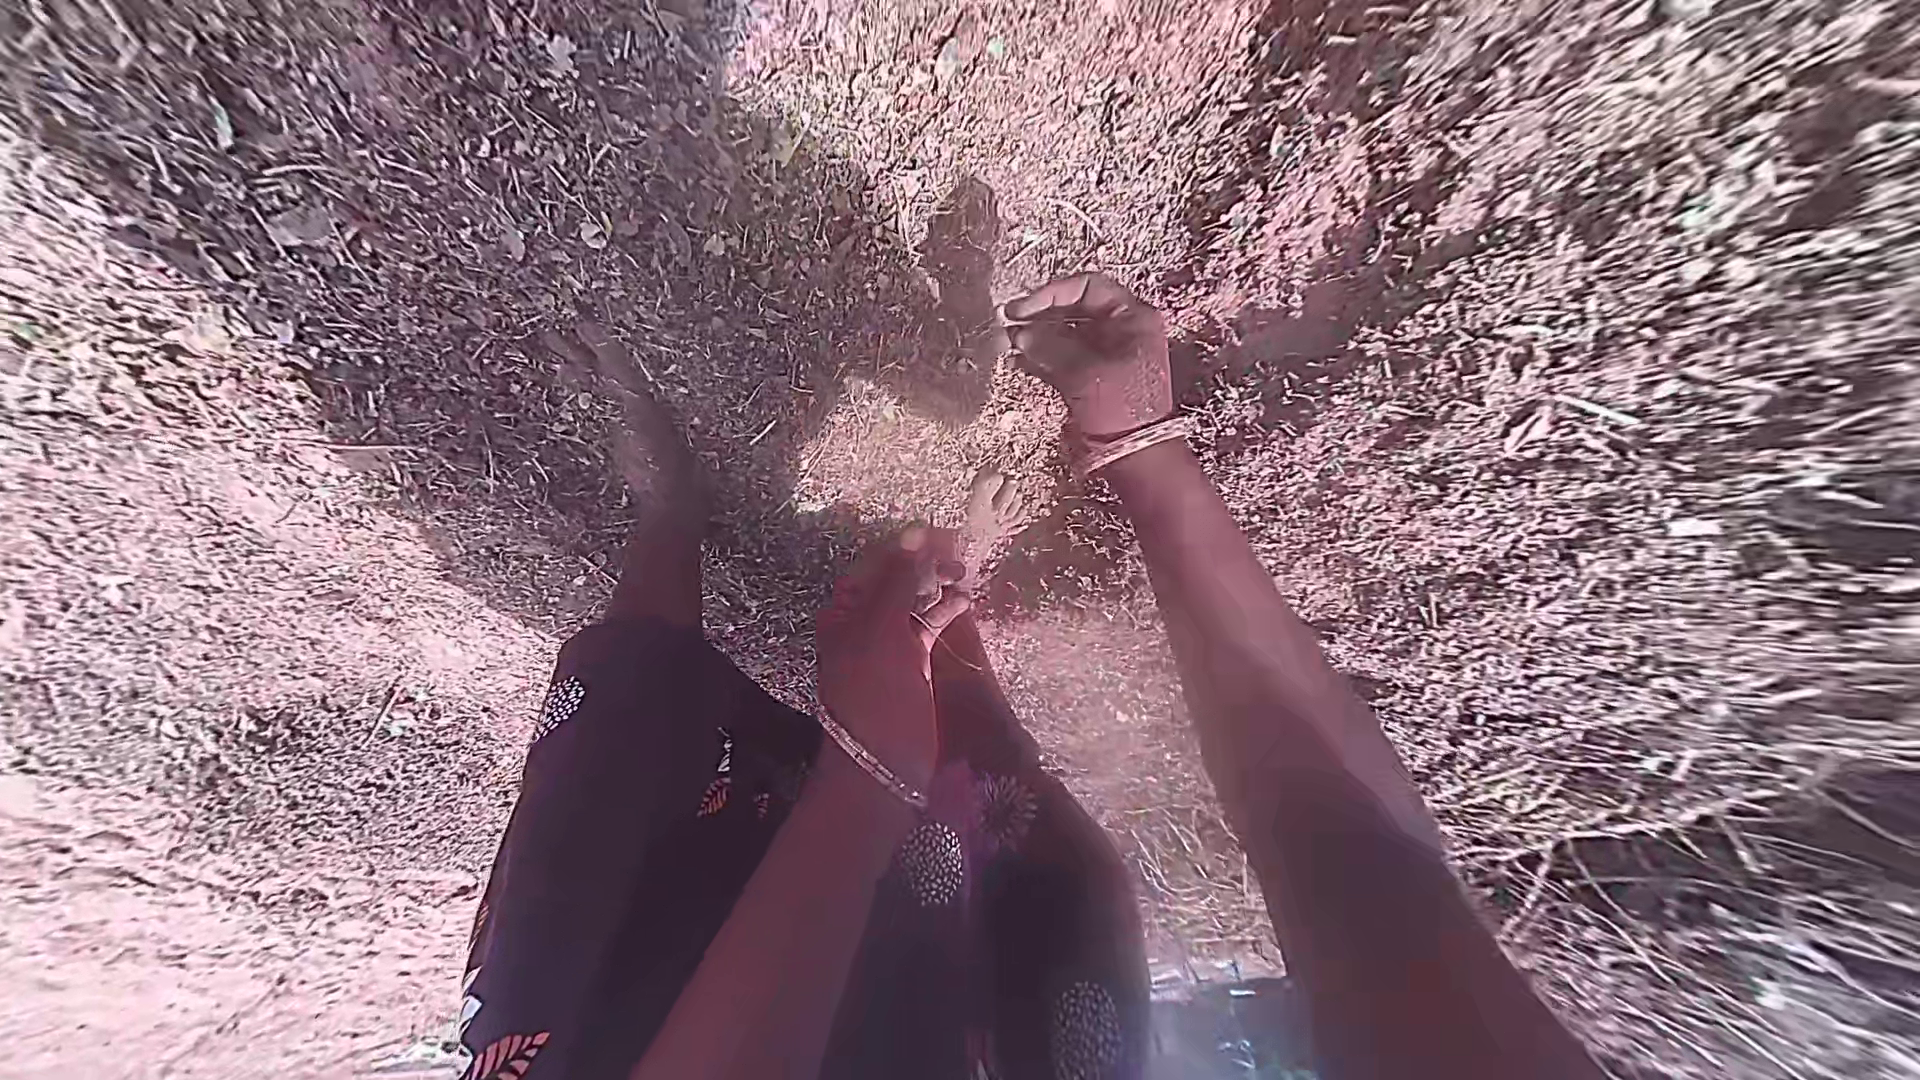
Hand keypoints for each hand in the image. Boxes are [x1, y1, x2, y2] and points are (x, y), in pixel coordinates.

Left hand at [815, 527, 968, 789]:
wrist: (881, 769)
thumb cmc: (876, 698)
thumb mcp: (882, 636)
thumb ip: (898, 584)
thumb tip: (914, 534)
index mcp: (846, 612)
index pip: (877, 564)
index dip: (907, 546)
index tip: (942, 534)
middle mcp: (865, 622)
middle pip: (896, 579)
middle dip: (925, 564)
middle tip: (959, 556)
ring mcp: (889, 643)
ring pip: (914, 601)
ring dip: (937, 584)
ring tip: (964, 574)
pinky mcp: (912, 662)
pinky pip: (927, 625)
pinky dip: (944, 611)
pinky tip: (963, 602)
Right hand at [1003, 272, 1173, 437]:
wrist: (1133, 457)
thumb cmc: (1120, 409)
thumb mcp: (1085, 373)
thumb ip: (1051, 347)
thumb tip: (1020, 333)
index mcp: (1131, 318)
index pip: (1088, 287)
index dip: (1051, 294)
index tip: (1021, 308)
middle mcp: (1118, 332)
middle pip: (1072, 311)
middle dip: (1038, 317)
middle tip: (1008, 325)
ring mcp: (1103, 357)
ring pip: (1063, 337)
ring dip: (1034, 339)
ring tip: (1007, 344)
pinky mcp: (1089, 380)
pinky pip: (1060, 361)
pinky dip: (1038, 360)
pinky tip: (1016, 362)